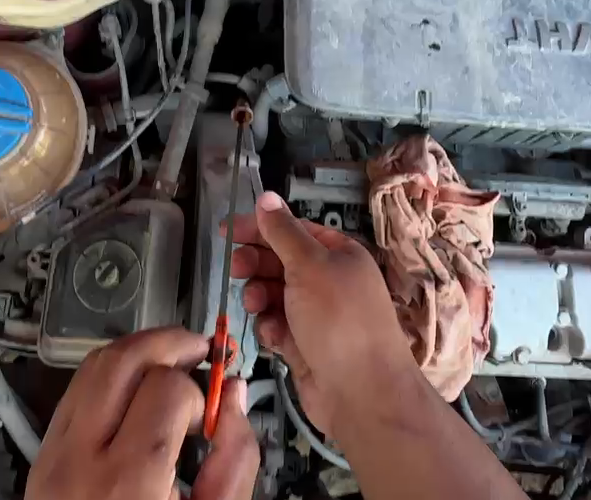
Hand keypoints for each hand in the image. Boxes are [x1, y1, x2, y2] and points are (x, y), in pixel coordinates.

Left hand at [27, 327, 257, 499]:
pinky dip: (111, 374)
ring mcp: (51, 455)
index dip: (200, 390)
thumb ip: (232, 463)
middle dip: (169, 343)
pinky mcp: (40, 456)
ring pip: (94, 364)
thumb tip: (236, 394)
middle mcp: (79, 460)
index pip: (167, 390)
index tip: (214, 411)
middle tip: (202, 353)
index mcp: (126, 484)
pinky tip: (137, 389)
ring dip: (139, 350)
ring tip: (173, 363)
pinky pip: (76, 389)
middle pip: (122, 359)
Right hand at [229, 190, 425, 434]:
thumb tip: (266, 196)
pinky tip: (273, 336)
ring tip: (255, 305)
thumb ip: (283, 231)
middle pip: (280, 261)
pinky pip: (278, 326)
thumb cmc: (339, 318)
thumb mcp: (309, 264)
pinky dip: (271, 328)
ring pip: (274, 294)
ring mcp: (316, 314)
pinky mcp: (304, 345)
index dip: (259, 228)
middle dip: (257, 264)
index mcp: (338, 253)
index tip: (227, 231)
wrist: (363, 394)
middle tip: (237, 268)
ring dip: (260, 296)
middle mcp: (328, 280)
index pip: (292, 230)